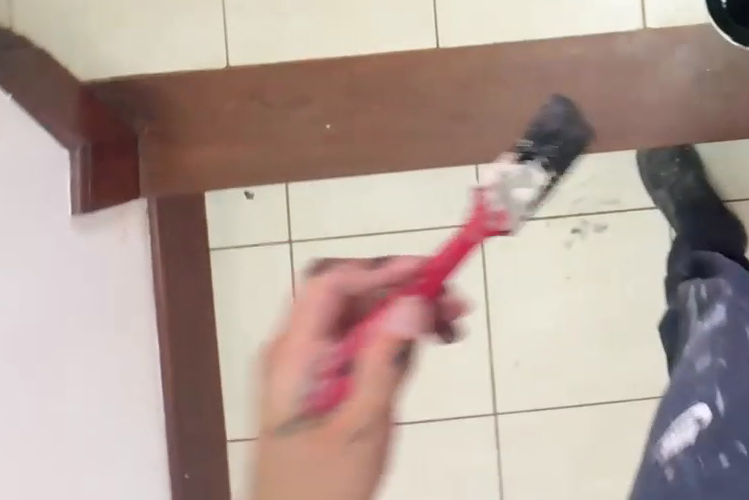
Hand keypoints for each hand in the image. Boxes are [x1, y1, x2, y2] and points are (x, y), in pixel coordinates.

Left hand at [250, 257, 469, 499]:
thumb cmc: (322, 488)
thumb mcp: (359, 425)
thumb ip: (385, 359)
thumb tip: (413, 299)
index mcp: (293, 357)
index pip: (330, 285)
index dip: (379, 270)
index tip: (427, 272)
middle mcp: (302, 350)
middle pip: (355, 295)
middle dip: (407, 287)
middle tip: (454, 300)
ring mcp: (319, 365)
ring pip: (369, 314)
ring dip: (413, 308)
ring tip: (455, 320)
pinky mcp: (336, 380)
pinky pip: (372, 340)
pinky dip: (405, 334)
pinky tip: (436, 340)